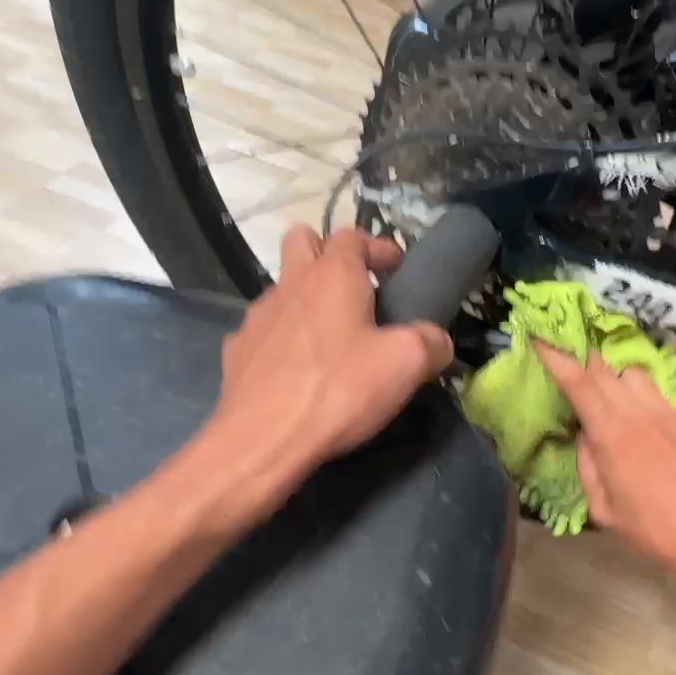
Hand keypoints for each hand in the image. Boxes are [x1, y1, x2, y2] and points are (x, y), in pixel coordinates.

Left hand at [214, 226, 453, 471]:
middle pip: (302, 241)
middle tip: (354, 287)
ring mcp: (256, 317)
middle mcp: (290, 285)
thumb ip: (429, 343)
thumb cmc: (338, 390)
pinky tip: (295, 369)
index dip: (377, 246)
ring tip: (329, 337)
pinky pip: (263, 330)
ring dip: (305, 298)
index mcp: (332, 276)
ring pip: (281, 288)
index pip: (352, 236)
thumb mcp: (405, 365)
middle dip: (327, 252)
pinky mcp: (237, 351)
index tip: (396, 269)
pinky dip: (282, 337)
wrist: (263, 439)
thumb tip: (437, 341)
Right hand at [536, 343, 675, 599]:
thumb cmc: (657, 533)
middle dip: (587, 365)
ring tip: (622, 408)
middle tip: (576, 370)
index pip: (578, 382)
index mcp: (613, 435)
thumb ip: (589, 468)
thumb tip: (586, 438)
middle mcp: (642, 413)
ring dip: (622, 384)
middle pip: (607, 371)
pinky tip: (668, 447)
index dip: (557, 357)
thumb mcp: (606, 511)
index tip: (542, 339)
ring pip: (640, 379)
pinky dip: (659, 416)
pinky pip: (671, 407)